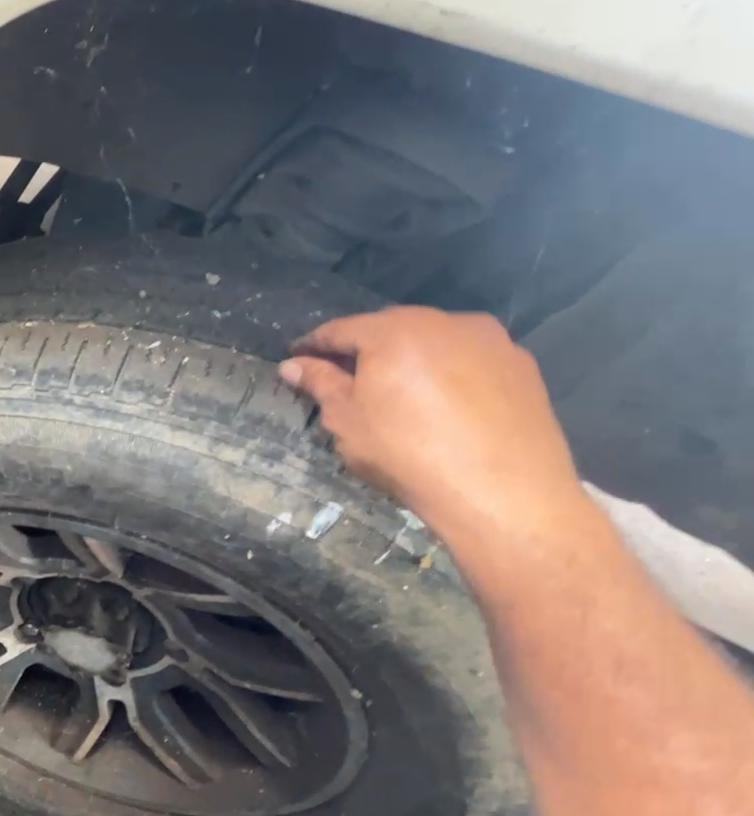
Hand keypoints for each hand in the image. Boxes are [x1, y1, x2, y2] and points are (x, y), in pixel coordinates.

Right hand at [278, 306, 584, 546]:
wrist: (504, 492)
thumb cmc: (407, 452)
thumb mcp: (346, 419)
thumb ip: (319, 383)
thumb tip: (292, 364)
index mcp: (395, 331)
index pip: (340, 330)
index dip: (312, 346)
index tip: (295, 361)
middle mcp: (447, 323)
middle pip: (389, 329)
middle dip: (363, 350)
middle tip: (342, 377)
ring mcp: (493, 342)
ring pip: (433, 341)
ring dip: (407, 358)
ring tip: (394, 391)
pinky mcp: (523, 366)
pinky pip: (469, 359)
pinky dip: (446, 371)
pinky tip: (440, 403)